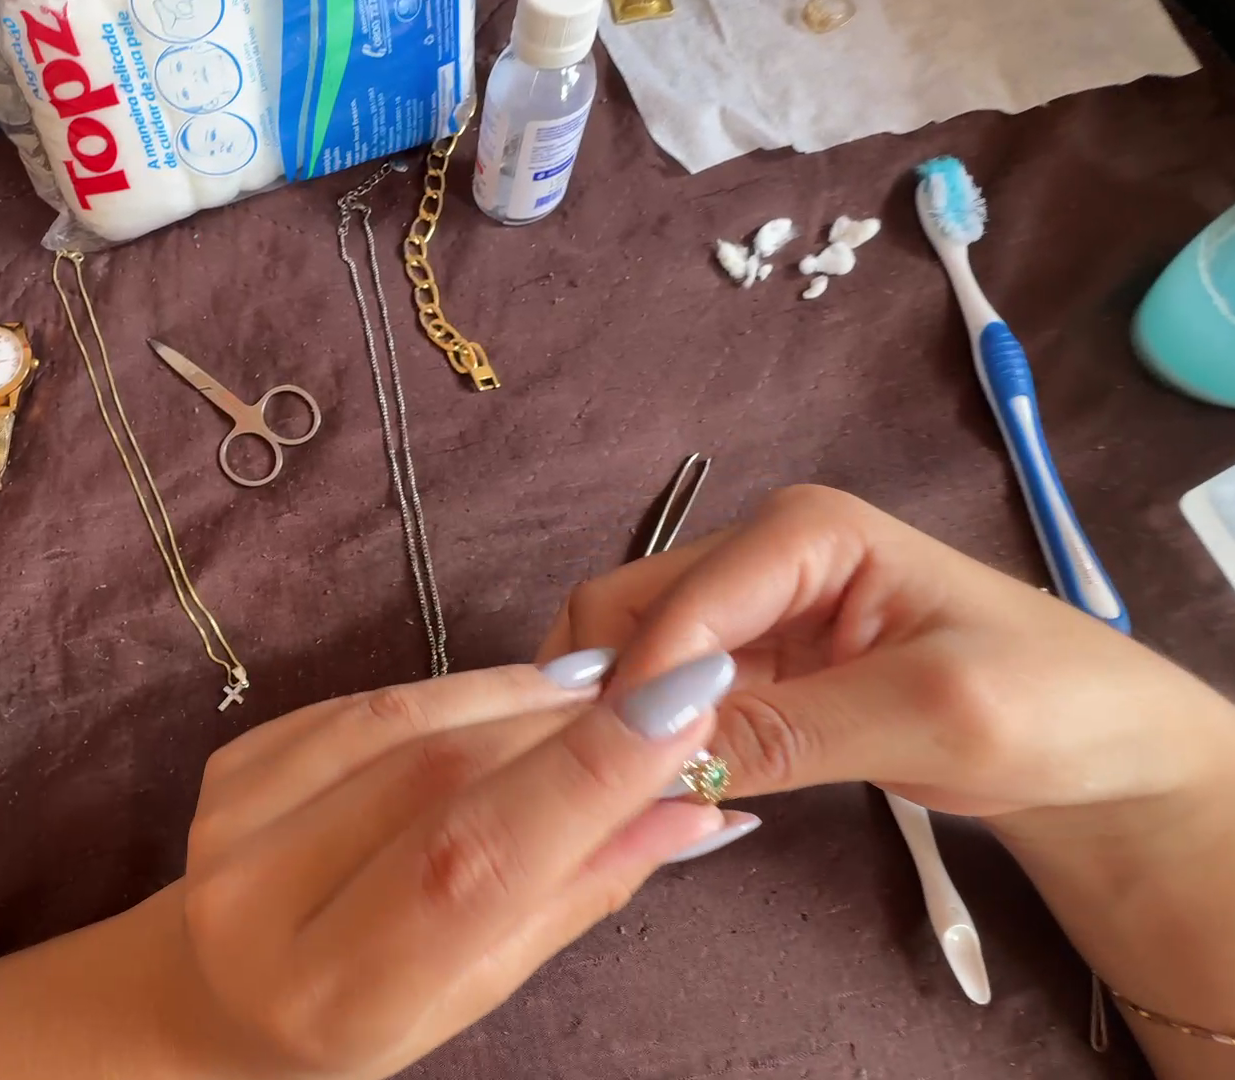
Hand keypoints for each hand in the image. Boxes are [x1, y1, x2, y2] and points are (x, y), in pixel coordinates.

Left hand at [154, 658, 748, 1079]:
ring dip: (508, 691)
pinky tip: (501, 692)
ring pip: (397, 716)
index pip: (468, 862)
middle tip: (653, 694)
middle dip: (558, 725)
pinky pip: (360, 701)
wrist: (214, 986)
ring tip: (588, 685)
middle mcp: (258, 888)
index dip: (578, 779)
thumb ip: (567, 895)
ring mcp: (232, 811)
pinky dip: (446, 689)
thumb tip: (690, 811)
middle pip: (435, 772)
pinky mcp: (232, 755)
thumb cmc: (354, 1017)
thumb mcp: (468, 991)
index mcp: (328, 987)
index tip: (681, 706)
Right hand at [536, 485, 1234, 827]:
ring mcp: (737, 606)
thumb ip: (785, 731)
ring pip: (625, 649)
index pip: (678, 599)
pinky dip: (638, 729)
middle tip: (592, 775)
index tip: (616, 764)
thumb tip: (652, 753)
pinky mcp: (735, 656)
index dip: (640, 680)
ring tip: (611, 782)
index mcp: (799, 532)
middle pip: (624, 610)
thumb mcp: (932, 719)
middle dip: (601, 689)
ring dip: (610, 712)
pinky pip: (657, 686)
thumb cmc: (1055, 708)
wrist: (1105, 750)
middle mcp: (749, 554)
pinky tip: (640, 773)